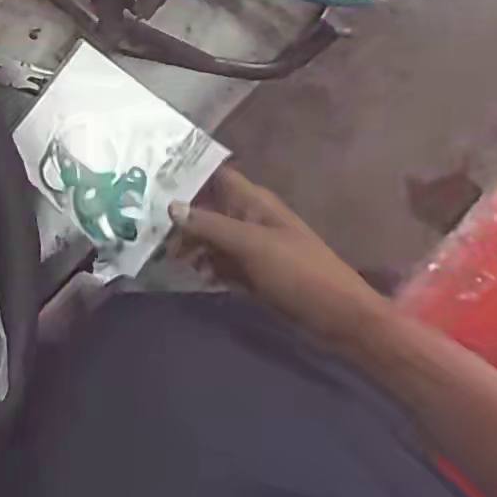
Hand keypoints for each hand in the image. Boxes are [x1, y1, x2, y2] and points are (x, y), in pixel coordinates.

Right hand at [172, 165, 388, 340]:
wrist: (341, 320)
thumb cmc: (299, 272)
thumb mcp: (251, 245)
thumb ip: (210, 225)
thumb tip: (172, 206)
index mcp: (254, 202)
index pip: (215, 177)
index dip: (189, 176)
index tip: (155, 184)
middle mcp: (250, 219)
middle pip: (208, 209)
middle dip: (184, 220)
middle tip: (159, 238)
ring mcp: (252, 248)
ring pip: (213, 239)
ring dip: (195, 247)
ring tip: (176, 261)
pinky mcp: (254, 274)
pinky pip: (223, 264)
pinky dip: (210, 268)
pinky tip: (200, 278)